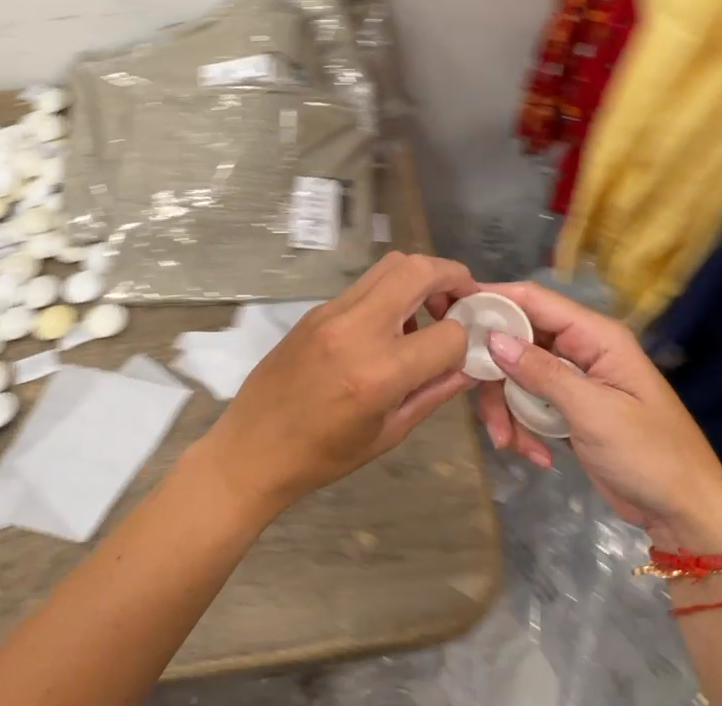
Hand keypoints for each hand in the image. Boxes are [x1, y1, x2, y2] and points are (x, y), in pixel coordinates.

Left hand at [194, 253, 479, 514]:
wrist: (252, 449)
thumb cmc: (323, 456)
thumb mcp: (389, 433)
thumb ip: (434, 392)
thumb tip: (469, 364)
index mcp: (379, 373)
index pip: (448, 333)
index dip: (466, 341)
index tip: (466, 350)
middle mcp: (356, 330)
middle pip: (418, 271)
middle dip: (452, 277)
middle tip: (464, 299)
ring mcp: (332, 313)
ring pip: (390, 265)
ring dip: (421, 278)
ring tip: (429, 311)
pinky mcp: (316, 310)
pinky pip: (365, 284)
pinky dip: (391, 292)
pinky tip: (391, 326)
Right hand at [473, 282, 721, 550]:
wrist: (684, 514)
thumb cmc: (649, 454)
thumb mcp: (593, 412)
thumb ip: (541, 372)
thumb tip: (493, 338)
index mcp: (596, 337)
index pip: (535, 301)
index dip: (493, 301)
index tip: (451, 314)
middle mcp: (582, 350)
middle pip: (519, 342)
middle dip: (497, 376)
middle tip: (481, 407)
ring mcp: (575, 382)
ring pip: (518, 378)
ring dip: (508, 410)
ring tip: (510, 445)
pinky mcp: (569, 412)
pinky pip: (530, 406)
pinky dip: (524, 429)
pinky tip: (535, 457)